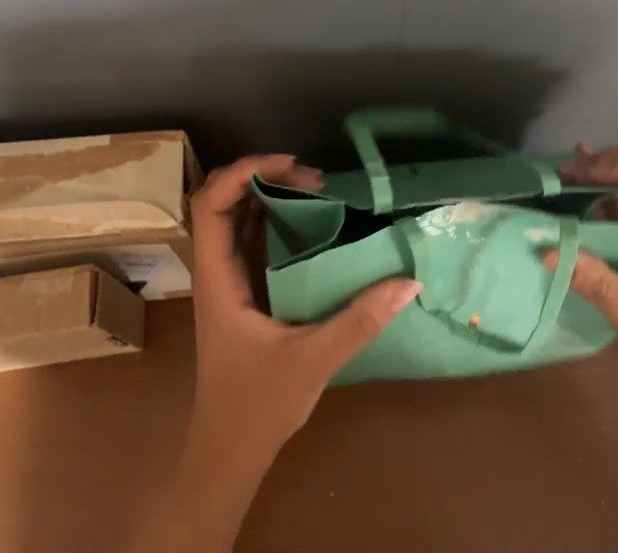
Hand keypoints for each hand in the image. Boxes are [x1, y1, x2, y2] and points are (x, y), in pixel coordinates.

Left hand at [187, 154, 420, 459]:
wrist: (228, 451)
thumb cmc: (257, 406)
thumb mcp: (313, 361)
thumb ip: (358, 321)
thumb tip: (408, 282)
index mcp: (218, 280)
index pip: (209, 206)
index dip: (242, 173)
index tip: (288, 165)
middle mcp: (216, 272)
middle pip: (220, 202)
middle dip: (261, 177)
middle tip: (311, 177)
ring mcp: (227, 283)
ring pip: (236, 220)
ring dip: (269, 197)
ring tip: (316, 189)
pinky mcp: (242, 295)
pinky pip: (252, 242)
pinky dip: (275, 221)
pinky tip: (310, 223)